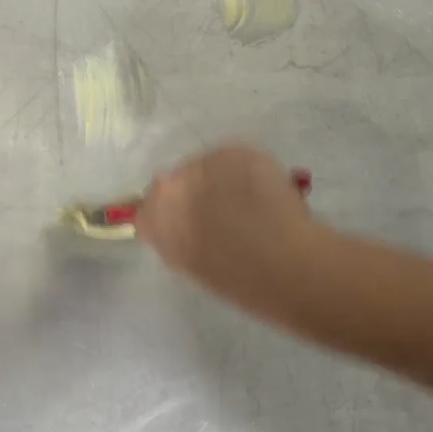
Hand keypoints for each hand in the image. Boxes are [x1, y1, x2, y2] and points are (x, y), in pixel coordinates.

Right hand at [137, 144, 327, 323]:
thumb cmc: (235, 279)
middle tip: (221, 212)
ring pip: (207, 167)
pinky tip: (264, 192)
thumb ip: (172, 237)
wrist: (284, 264)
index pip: (149, 207)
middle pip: (177, 181)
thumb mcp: (187, 264)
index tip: (190, 223)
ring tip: (249, 203)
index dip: (172, 213)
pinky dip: (247, 171)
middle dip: (195, 192)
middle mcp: (171, 184)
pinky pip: (235, 158)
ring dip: (222, 180)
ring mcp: (203, 164)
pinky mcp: (235, 152)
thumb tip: (179, 222)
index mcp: (154, 217)